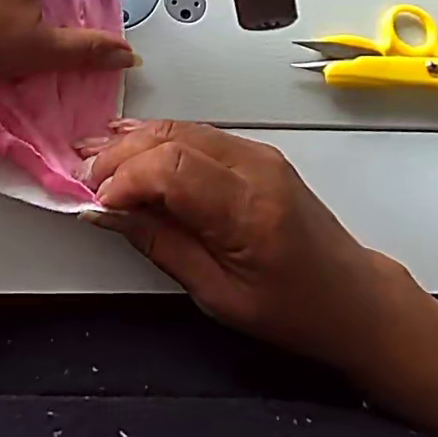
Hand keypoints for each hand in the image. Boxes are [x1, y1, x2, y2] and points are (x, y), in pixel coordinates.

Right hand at [78, 120, 424, 371]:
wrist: (352, 296)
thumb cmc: (295, 308)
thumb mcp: (218, 295)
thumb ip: (160, 244)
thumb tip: (111, 213)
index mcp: (250, 210)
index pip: (173, 168)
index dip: (125, 178)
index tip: (97, 200)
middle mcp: (256, 169)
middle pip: (172, 139)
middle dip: (120, 155)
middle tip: (85, 176)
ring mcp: (257, 154)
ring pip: (180, 128)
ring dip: (133, 141)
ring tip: (95, 156)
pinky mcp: (254, 151)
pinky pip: (196, 133)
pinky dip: (157, 139)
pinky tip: (131, 144)